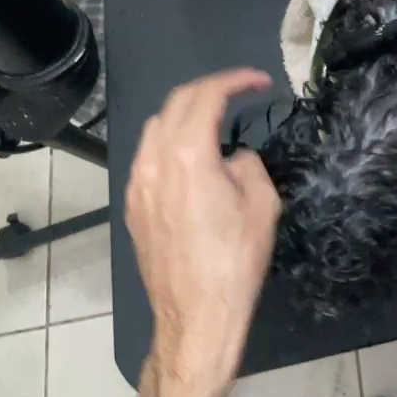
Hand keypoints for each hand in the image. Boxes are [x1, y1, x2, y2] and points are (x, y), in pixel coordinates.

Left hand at [126, 69, 278, 390]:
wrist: (197, 316)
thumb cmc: (236, 259)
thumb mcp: (262, 203)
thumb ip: (247, 164)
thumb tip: (230, 160)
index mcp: (190, 154)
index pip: (208, 95)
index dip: (237, 80)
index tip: (261, 82)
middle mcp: (155, 161)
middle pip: (176, 102)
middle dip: (211, 88)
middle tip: (242, 91)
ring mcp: (138, 184)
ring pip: (156, 127)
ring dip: (187, 113)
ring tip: (217, 119)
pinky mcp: (133, 205)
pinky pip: (148, 156)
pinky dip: (171, 140)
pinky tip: (193, 157)